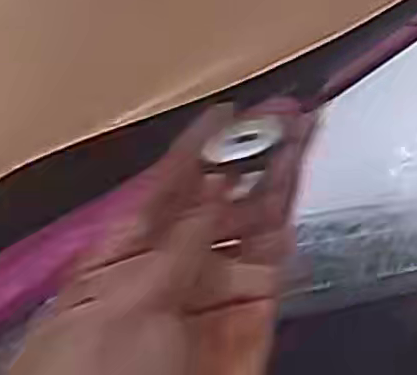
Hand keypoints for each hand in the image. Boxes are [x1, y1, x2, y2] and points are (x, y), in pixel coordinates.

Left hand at [8, 102, 314, 374]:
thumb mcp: (120, 308)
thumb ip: (179, 242)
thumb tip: (224, 185)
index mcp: (113, 272)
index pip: (157, 197)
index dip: (190, 153)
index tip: (223, 111)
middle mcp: (170, 269)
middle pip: (216, 196)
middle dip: (247, 150)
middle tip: (280, 108)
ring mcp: (219, 281)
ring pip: (256, 207)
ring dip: (279, 164)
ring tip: (303, 121)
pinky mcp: (261, 294)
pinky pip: (279, 237)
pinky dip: (291, 200)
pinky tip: (299, 168)